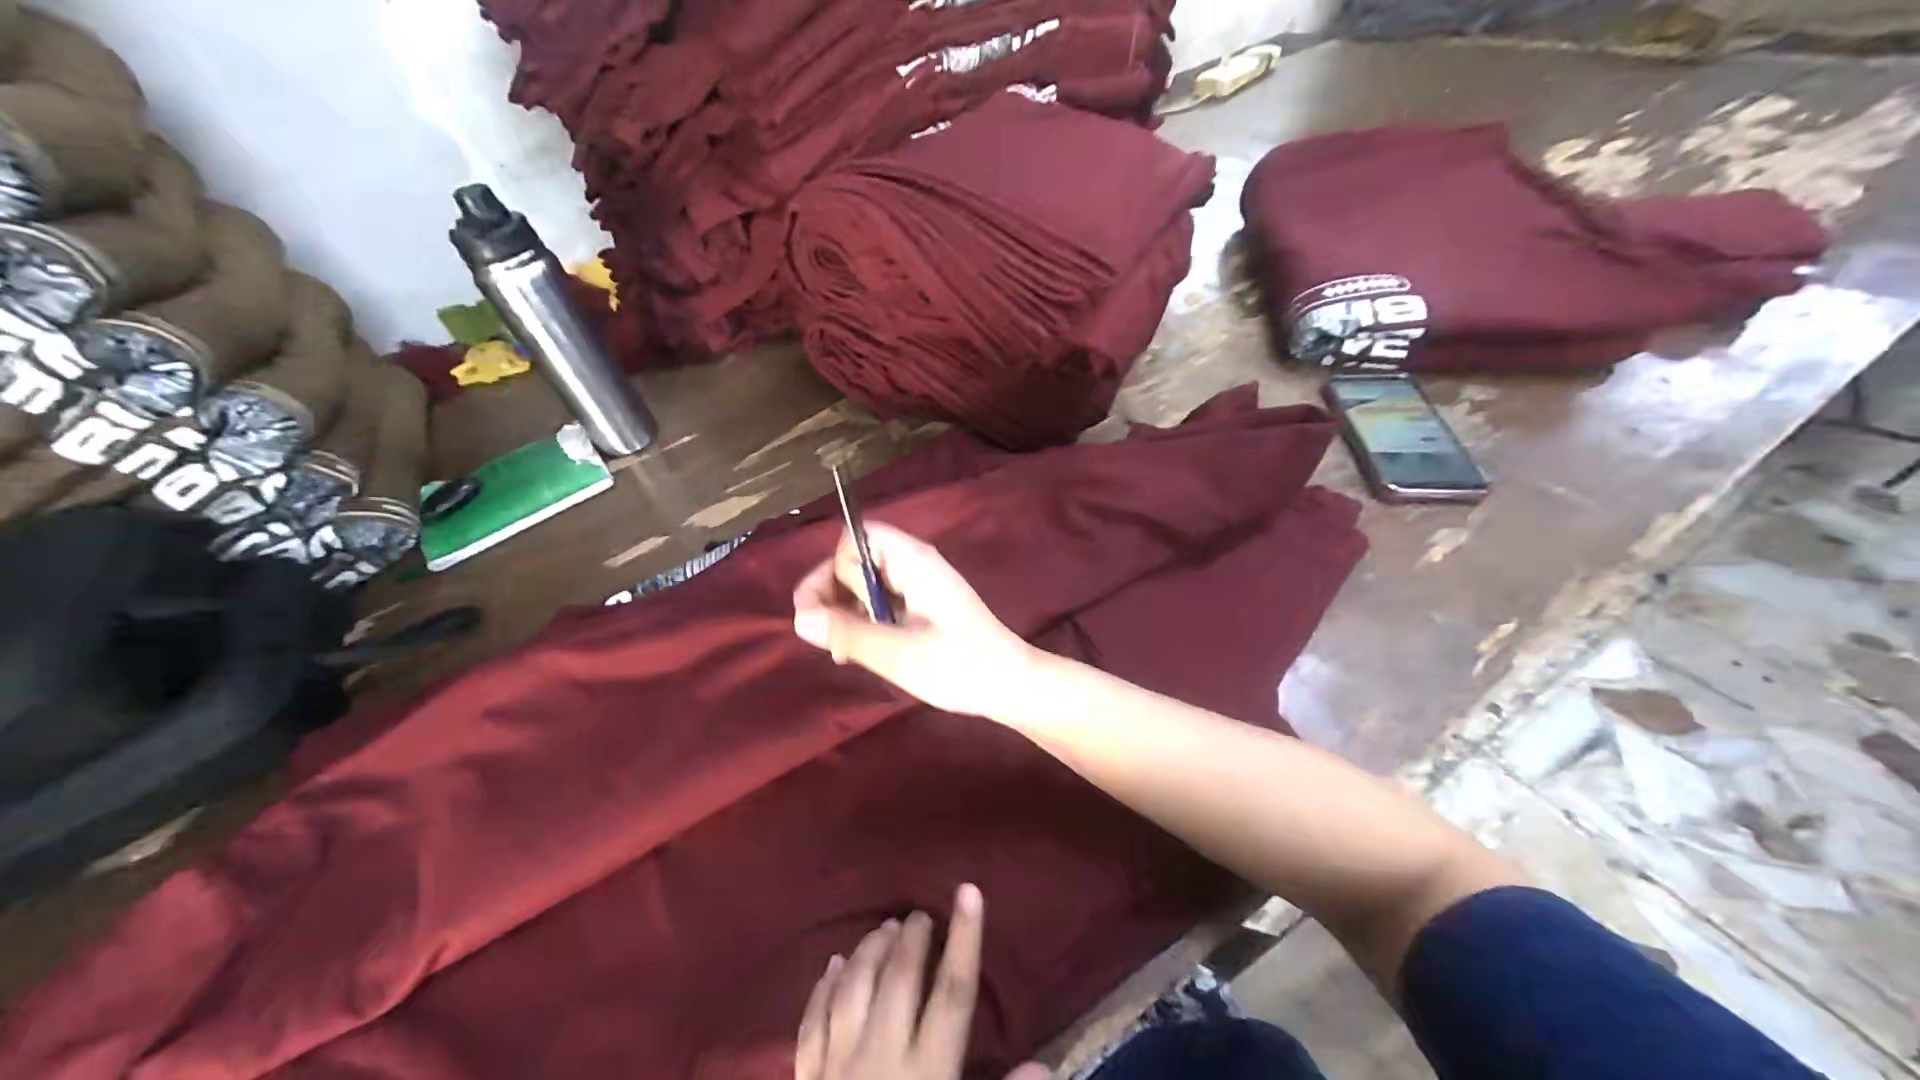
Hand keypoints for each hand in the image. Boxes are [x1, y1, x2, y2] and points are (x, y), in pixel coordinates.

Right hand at [792, 523, 1035, 717]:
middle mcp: (914, 565)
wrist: (1011, 685)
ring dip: (846, 613)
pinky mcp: (923, 605)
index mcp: (912, 562)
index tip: (828, 612)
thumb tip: (800, 619)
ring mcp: (920, 585)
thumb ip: (847, 633)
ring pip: (865, 584)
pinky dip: (865, 621)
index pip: (856, 538)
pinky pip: (882, 601)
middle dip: (833, 595)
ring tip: (842, 653)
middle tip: (825, 639)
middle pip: (856, 561)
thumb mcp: (898, 654)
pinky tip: (859, 652)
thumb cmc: (960, 667)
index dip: (835, 570)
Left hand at [795, 883, 1045, 1079]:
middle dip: (914, 939)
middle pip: (900, 980)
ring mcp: (836, 1067)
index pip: (952, 994)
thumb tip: (1043, 1067)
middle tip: (923, 912)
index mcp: (926, 1074)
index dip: (965, 940)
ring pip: (852, 988)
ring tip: (885, 927)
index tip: (970, 892)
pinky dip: (822, 988)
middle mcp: (880, 1058)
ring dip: (869, 951)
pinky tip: (831, 965)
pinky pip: (811, 1022)